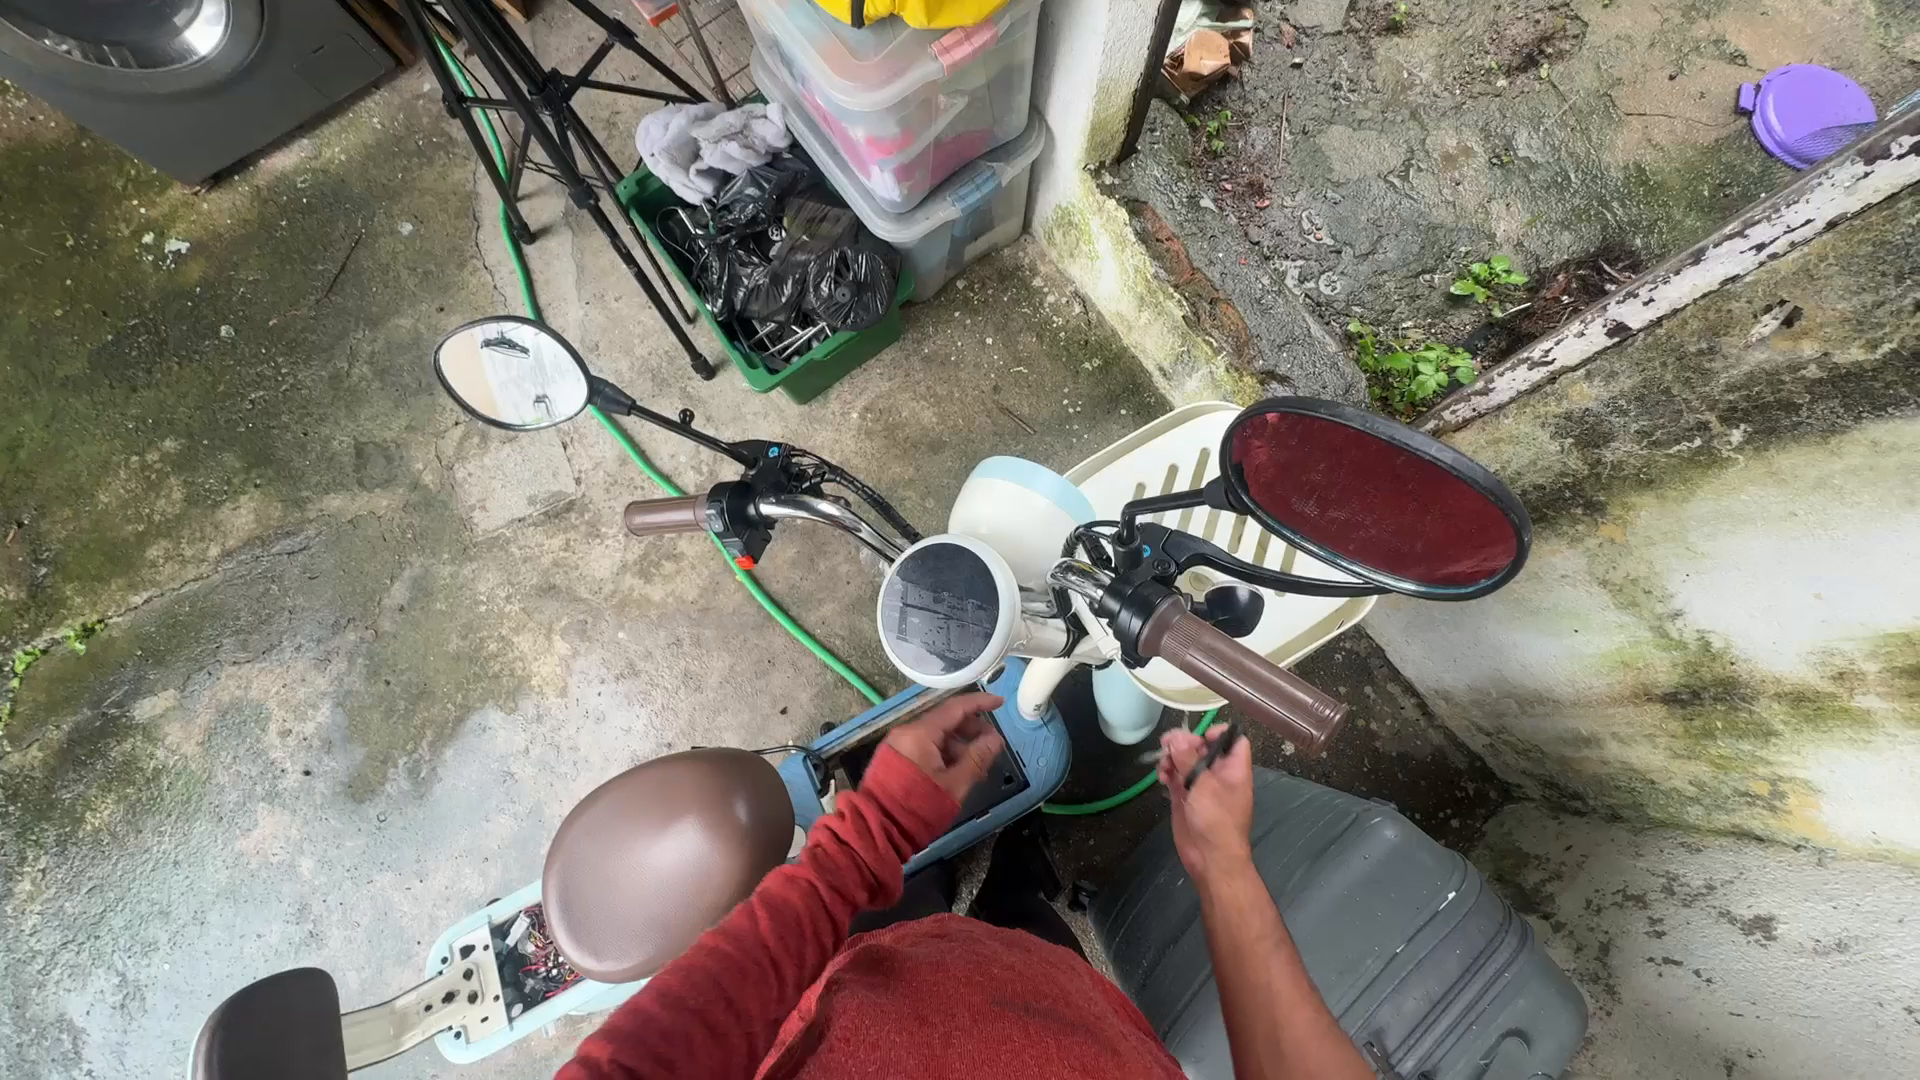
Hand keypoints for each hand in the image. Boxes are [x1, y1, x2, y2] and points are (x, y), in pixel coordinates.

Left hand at [881, 692, 1005, 802]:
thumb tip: (995, 739)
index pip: (955, 707)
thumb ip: (977, 758)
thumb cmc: (919, 807)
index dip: (980, 703)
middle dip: (971, 729)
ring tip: (976, 766)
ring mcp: (898, 744)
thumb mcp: (955, 785)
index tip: (1000, 703)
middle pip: (945, 720)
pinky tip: (956, 771)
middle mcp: (907, 732)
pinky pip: (924, 747)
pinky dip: (943, 753)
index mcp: (920, 732)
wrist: (877, 832)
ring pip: (935, 735)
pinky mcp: (894, 758)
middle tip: (991, 745)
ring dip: (958, 745)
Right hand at [1157, 726, 1253, 884]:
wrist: (1210, 859)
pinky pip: (1174, 775)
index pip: (1234, 741)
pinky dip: (1166, 772)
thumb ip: (1188, 759)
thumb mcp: (1203, 785)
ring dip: (1171, 757)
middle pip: (1203, 747)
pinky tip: (1161, 776)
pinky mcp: (1185, 796)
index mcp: (1234, 770)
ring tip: (1163, 763)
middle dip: (1185, 742)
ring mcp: (1200, 785)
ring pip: (1185, 760)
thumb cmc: (1216, 820)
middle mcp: (1218, 774)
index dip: (1219, 733)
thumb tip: (1176, 737)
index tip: (1200, 735)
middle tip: (1168, 743)